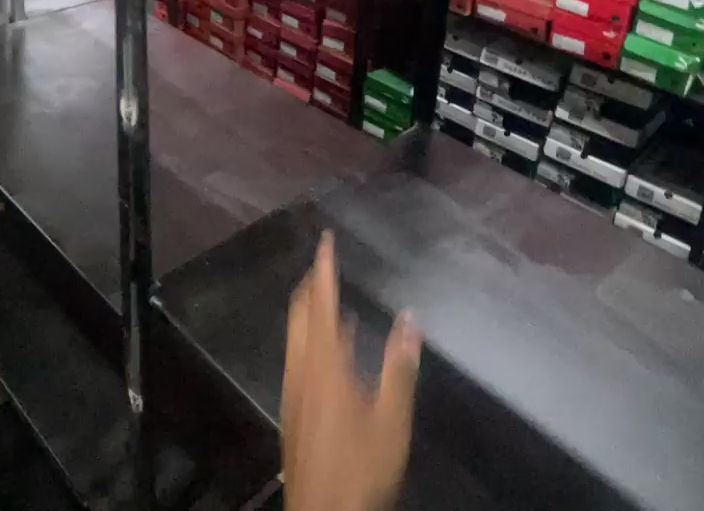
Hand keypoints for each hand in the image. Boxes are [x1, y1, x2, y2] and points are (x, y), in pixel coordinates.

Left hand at [282, 232, 421, 510]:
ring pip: (295, 333)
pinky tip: (332, 344)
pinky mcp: (292, 408)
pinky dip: (311, 333)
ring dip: (309, 308)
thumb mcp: (392, 418)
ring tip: (329, 292)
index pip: (321, 301)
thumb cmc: (361, 464)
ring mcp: (293, 388)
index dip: (323, 267)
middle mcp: (302, 367)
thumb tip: (411, 316)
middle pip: (299, 311)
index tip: (325, 239)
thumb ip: (400, 364)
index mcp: (325, 361)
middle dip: (310, 282)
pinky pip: (298, 353)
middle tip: (325, 260)